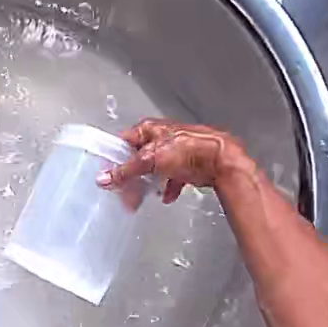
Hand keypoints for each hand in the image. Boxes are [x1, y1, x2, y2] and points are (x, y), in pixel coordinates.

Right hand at [97, 119, 255, 203]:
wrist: (222, 161)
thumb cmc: (191, 150)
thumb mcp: (150, 160)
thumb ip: (125, 171)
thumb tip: (104, 178)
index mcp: (150, 130)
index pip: (123, 143)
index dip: (115, 159)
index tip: (110, 175)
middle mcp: (162, 138)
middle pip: (138, 159)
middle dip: (132, 178)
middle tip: (127, 192)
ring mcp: (175, 151)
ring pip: (154, 169)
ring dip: (149, 184)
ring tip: (144, 197)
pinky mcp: (187, 163)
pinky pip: (171, 177)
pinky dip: (168, 187)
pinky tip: (168, 195)